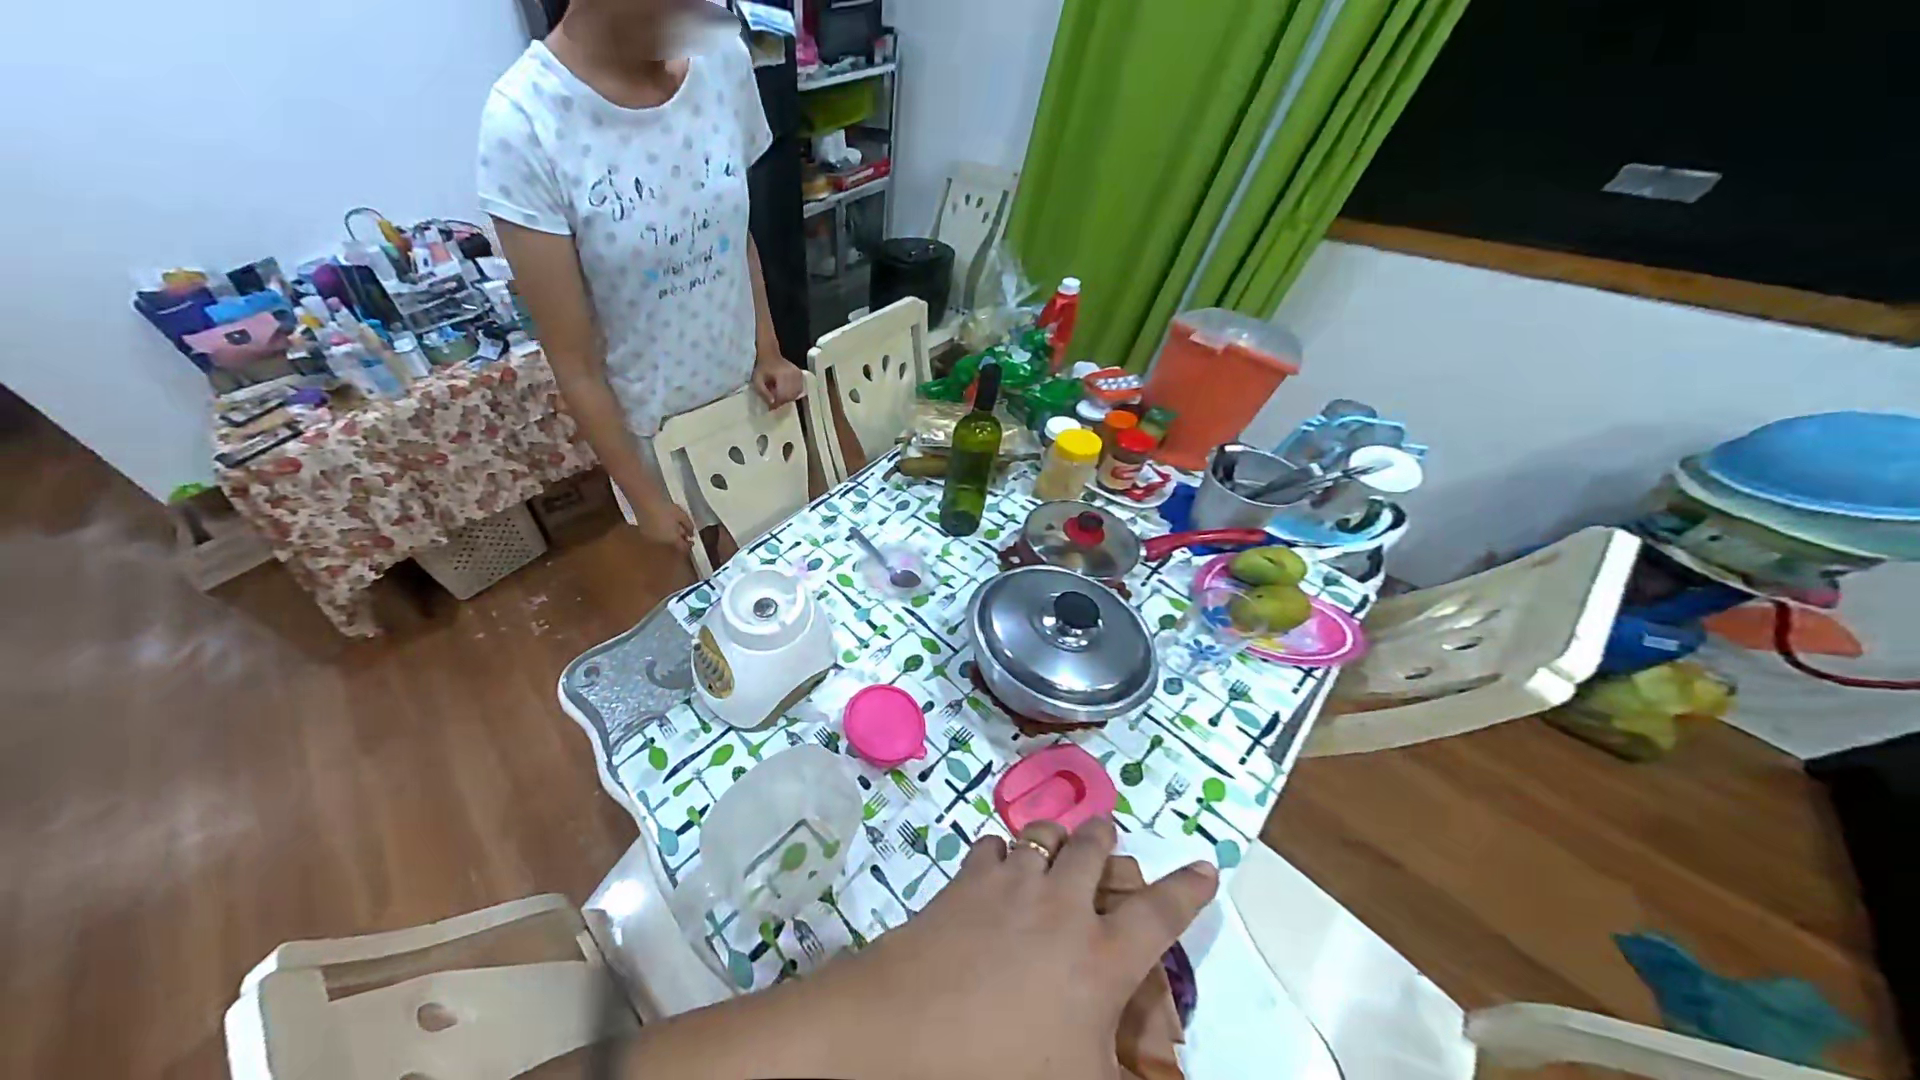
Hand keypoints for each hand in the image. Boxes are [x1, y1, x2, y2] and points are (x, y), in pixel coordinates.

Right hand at [632, 492, 694, 549]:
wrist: (646, 502)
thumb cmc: (666, 509)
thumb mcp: (682, 516)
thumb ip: (689, 527)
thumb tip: (691, 534)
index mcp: (672, 540)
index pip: (683, 548)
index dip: (688, 545)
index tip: (691, 540)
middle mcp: (661, 543)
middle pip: (673, 546)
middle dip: (679, 540)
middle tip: (683, 532)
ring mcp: (651, 539)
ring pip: (664, 542)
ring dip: (669, 537)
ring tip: (672, 527)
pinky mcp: (644, 534)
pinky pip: (656, 537)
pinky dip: (661, 534)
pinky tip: (662, 525)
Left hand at [752, 357, 805, 408]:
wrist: (770, 355)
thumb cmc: (762, 367)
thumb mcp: (757, 380)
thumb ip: (763, 392)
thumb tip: (772, 404)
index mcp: (783, 375)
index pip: (783, 394)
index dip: (777, 403)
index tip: (770, 407)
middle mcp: (794, 375)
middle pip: (790, 396)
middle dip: (781, 401)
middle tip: (773, 403)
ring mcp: (799, 375)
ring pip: (795, 394)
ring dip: (787, 398)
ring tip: (778, 395)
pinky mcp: (801, 376)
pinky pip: (799, 390)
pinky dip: (793, 394)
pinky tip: (785, 391)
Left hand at [814, 819, 1216, 1078]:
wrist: (907, 1036)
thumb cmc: (1004, 1069)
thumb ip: (1129, 1077)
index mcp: (1100, 956)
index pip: (1161, 915)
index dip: (1188, 890)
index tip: (1207, 865)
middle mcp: (1060, 905)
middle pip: (1093, 849)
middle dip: (1105, 836)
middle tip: (1107, 830)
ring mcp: (1011, 884)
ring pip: (1042, 836)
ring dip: (1055, 835)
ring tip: (1056, 839)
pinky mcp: (965, 881)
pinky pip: (992, 846)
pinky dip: (1002, 850)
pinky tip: (996, 865)